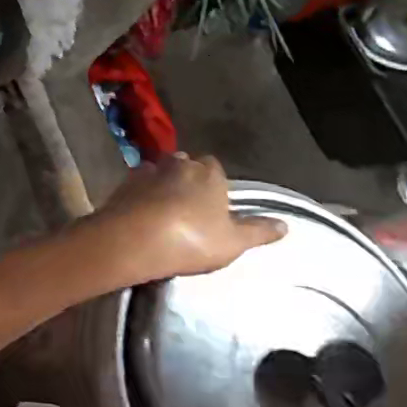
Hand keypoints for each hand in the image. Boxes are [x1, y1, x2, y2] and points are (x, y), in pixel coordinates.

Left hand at [80, 154, 284, 285]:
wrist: (133, 239)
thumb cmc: (191, 239)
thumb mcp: (233, 242)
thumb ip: (258, 232)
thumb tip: (285, 224)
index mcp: (208, 172)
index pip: (214, 167)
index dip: (213, 182)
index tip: (212, 201)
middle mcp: (177, 164)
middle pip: (183, 165)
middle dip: (185, 178)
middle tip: (187, 205)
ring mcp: (146, 172)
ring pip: (157, 172)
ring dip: (159, 185)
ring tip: (161, 208)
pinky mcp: (121, 184)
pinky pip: (135, 185)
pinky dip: (138, 194)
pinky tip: (139, 211)